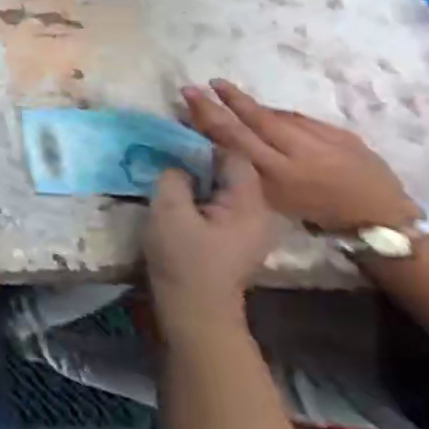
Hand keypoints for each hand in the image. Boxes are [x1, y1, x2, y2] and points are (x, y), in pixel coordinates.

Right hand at [145, 147, 276, 328]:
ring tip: (183, 151)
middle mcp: (259, 211)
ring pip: (234, 183)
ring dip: (210, 166)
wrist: (197, 308)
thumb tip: (177, 164)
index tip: (185, 120)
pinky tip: (191, 180)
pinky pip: (228, 197)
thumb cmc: (184, 257)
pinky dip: (211, 183)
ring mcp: (251, 226)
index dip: (211, 136)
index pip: (236, 157)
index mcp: (248, 203)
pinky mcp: (238, 235)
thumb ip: (174, 178)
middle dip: (211, 148)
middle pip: (240, 168)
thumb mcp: (169, 211)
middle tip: (181, 130)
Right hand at [181, 80, 418, 231]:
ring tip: (240, 101)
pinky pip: (305, 120)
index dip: (209, 112)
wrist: (381, 221)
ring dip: (257, 107)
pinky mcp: (345, 135)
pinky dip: (285, 117)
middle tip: (212, 83)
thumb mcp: (273, 198)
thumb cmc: (317, 215)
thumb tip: (217, 139)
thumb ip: (245, 166)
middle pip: (257, 117)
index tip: (191, 93)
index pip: (234, 134)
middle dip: (231, 98)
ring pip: (281, 116)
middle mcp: (300, 152)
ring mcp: (325, 140)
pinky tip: (277, 118)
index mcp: (278, 172)